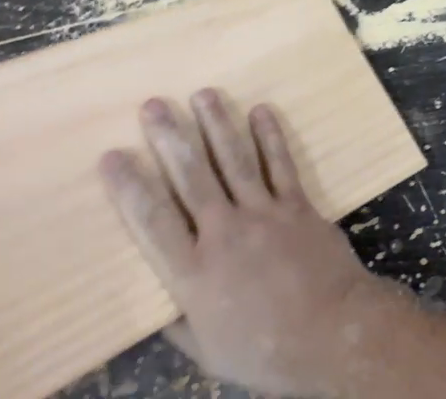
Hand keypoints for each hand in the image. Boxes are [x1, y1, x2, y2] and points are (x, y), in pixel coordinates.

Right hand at [99, 90, 396, 396]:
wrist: (333, 335)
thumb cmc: (266, 351)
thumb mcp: (208, 351)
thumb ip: (180, 321)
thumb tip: (157, 301)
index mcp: (194, 273)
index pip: (152, 221)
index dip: (130, 186)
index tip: (111, 156)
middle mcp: (224, 233)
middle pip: (191, 176)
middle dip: (170, 137)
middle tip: (153, 105)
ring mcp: (263, 214)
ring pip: (233, 159)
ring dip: (217, 124)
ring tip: (202, 93)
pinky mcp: (297, 205)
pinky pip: (280, 163)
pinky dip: (269, 136)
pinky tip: (260, 110)